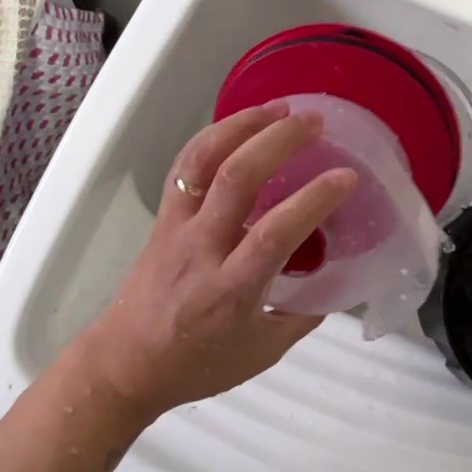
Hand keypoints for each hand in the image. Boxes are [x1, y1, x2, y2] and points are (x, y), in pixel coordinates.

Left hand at [74, 100, 356, 421]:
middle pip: (235, 180)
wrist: (125, 364)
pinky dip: (215, 136)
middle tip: (314, 121)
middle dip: (277, 141)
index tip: (346, 176)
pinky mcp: (163, 216)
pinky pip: (186, 166)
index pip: (274, 235)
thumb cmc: (198, 364)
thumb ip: (304, 313)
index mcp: (231, 291)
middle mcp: (201, 250)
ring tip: (280, 107)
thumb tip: (342, 277)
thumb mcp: (263, 351)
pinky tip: (242, 123)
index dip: (312, 200)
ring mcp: (177, 227)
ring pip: (203, 161)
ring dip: (242, 125)